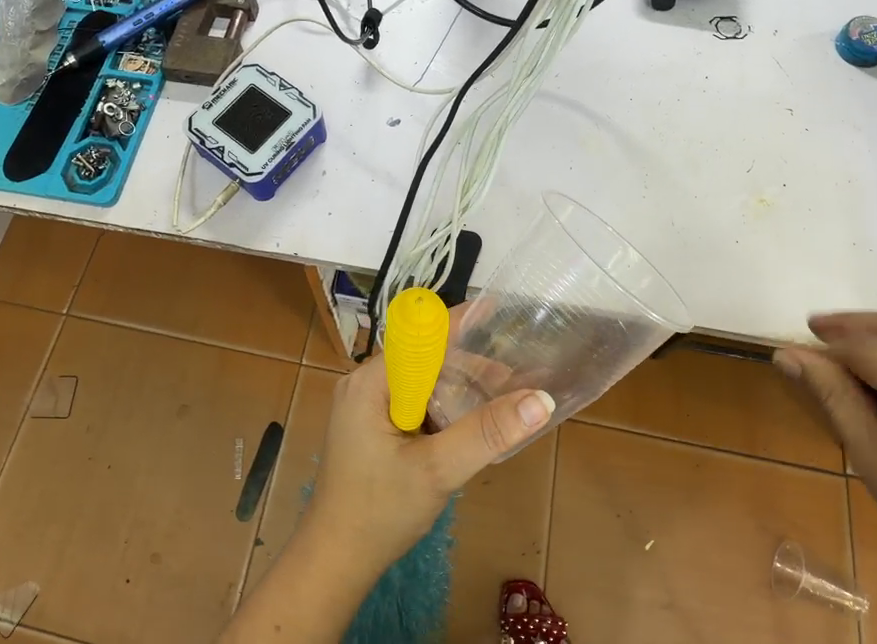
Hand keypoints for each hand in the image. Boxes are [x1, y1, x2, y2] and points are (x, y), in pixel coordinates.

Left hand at [307, 347, 554, 571]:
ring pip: (422, 382)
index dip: (464, 325)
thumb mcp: (439, 470)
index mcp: (372, 381)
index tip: (503, 316)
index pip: (423, 336)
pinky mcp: (371, 425)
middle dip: (470, 367)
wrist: (336, 560)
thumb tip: (540, 399)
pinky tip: (471, 425)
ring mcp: (365, 405)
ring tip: (504, 403)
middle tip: (517, 380)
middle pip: (425, 358)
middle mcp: (364, 383)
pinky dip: (442, 409)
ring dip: (459, 391)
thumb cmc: (380, 511)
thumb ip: (487, 432)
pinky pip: (413, 402)